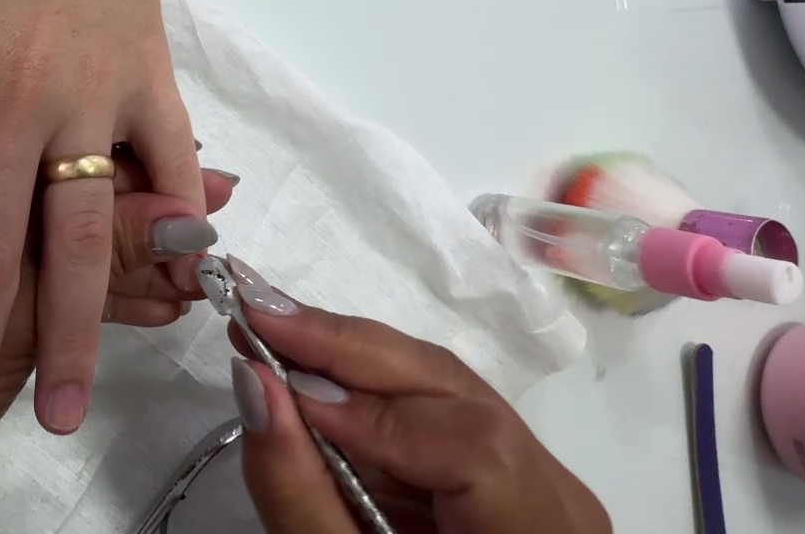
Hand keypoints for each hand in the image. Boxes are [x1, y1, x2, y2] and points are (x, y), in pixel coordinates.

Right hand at [227, 293, 609, 533]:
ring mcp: (529, 466)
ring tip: (263, 324)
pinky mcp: (494, 453)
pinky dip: (354, 373)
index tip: (281, 386)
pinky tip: (301, 354)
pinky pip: (423, 393)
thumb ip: (299, 492)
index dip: (375, 413)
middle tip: (251, 311)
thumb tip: (250, 377)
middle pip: (447, 386)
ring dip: (339, 348)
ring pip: (431, 376)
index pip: (473, 449)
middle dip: (340, 345)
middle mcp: (554, 492)